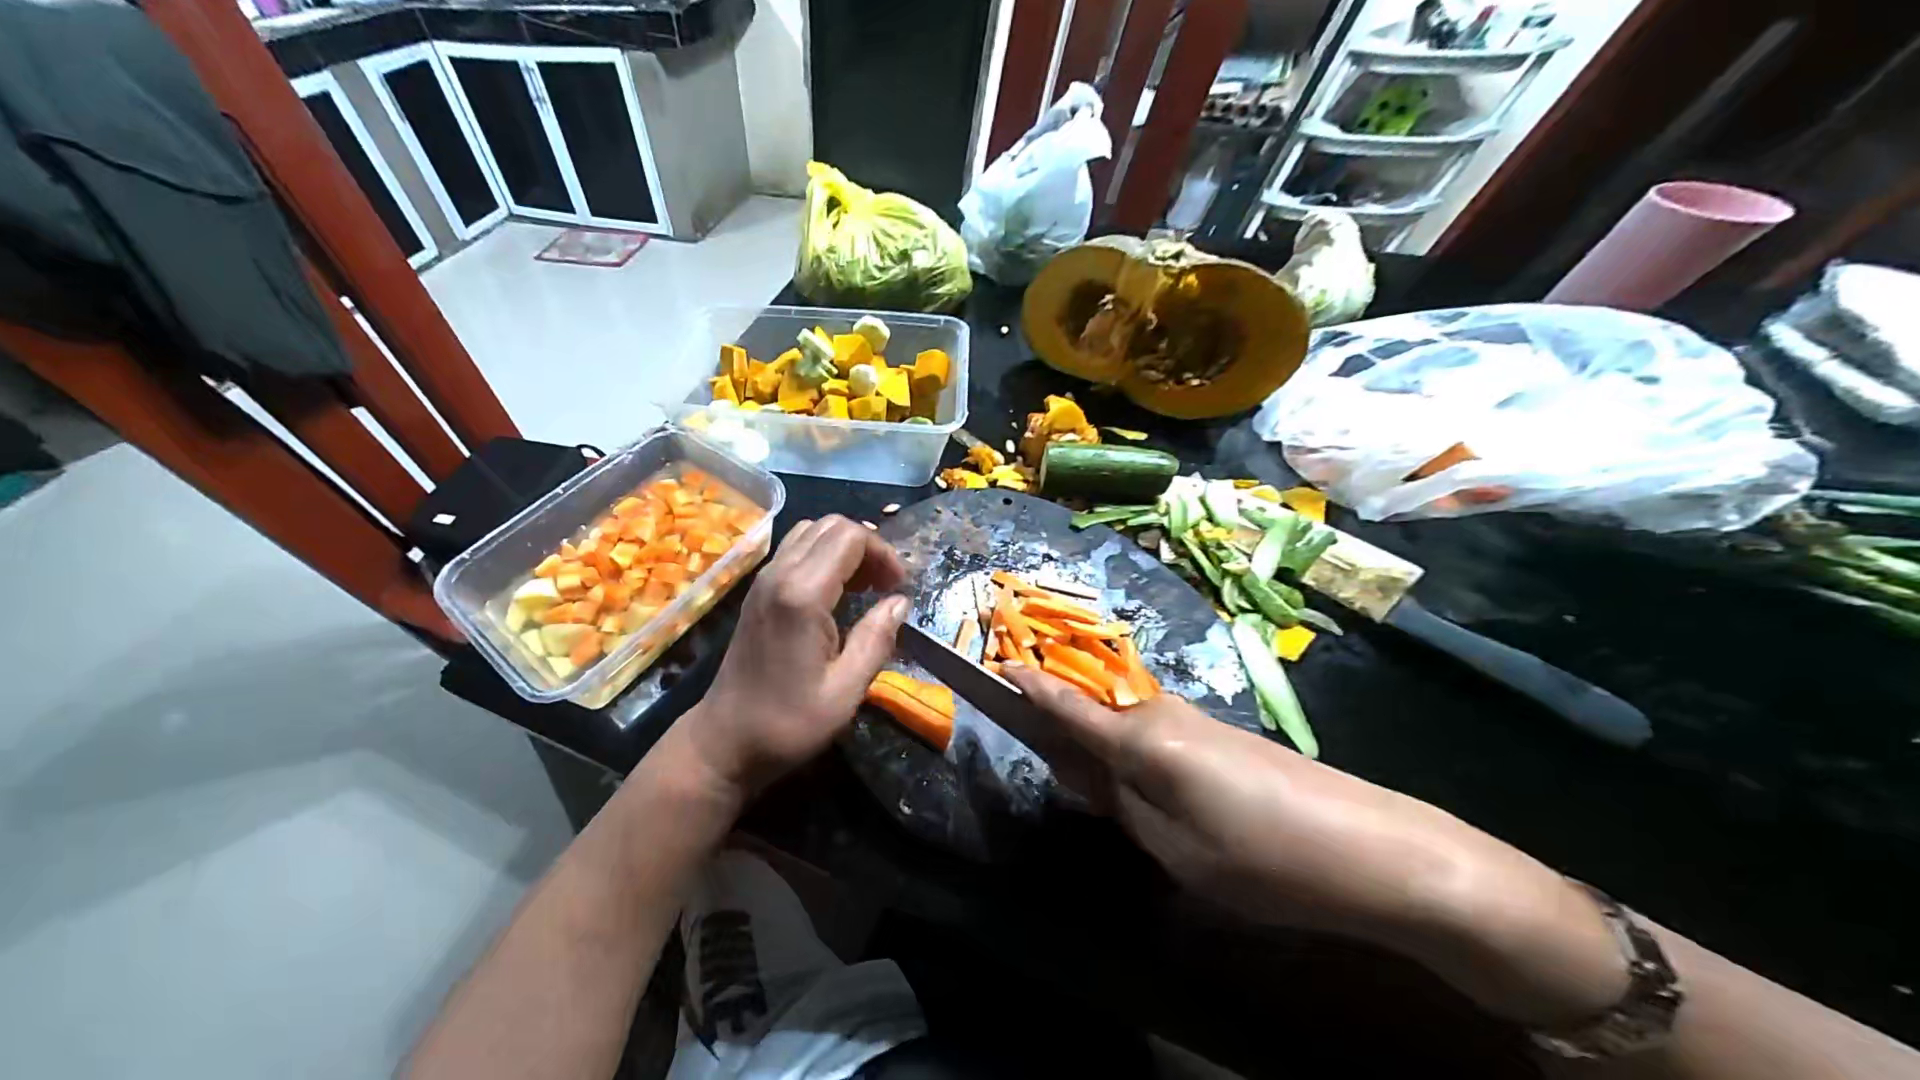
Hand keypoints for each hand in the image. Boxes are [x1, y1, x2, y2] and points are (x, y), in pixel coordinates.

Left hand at [678, 516, 908, 800]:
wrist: (725, 742)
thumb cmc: (788, 724)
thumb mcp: (845, 691)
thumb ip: (876, 639)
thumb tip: (900, 602)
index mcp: (802, 595)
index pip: (850, 537)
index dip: (883, 554)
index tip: (899, 588)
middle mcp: (779, 575)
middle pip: (831, 525)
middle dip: (868, 546)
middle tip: (886, 585)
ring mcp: (763, 580)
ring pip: (811, 532)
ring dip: (844, 548)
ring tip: (865, 585)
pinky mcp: (758, 592)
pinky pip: (795, 550)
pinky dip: (823, 556)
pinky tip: (836, 592)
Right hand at [1001, 667, 1631, 1027]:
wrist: (1380, 849)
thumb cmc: (1263, 856)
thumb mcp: (1172, 847)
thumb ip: (1115, 801)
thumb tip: (1075, 769)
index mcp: (1139, 736)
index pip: (1063, 703)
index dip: (1025, 686)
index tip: (993, 666)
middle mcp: (1161, 712)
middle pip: (1090, 715)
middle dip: (1062, 738)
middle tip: (1059, 783)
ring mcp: (1195, 719)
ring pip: (1123, 729)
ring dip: (1102, 753)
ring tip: (1105, 801)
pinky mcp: (1220, 735)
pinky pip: (1155, 738)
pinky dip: (1134, 758)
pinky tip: (1152, 797)